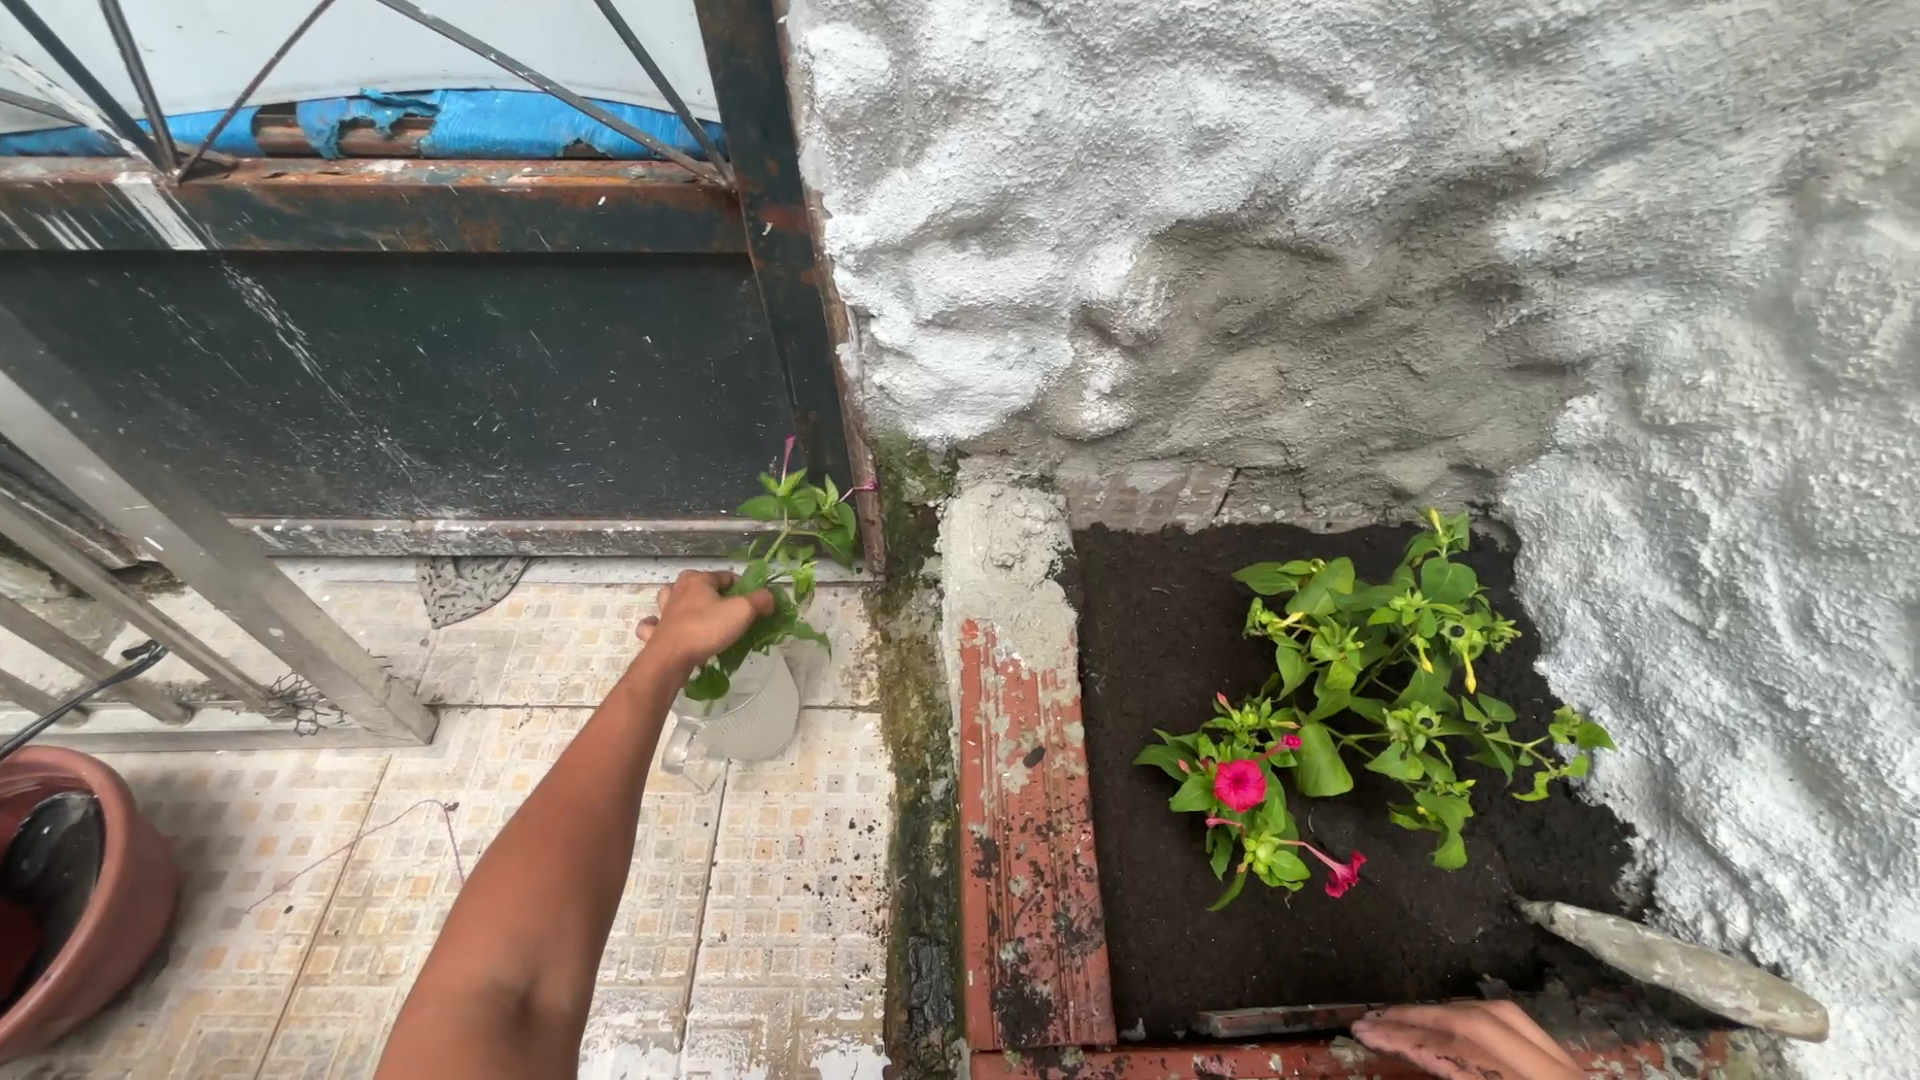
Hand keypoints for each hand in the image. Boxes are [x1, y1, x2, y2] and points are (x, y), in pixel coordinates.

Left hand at [634, 570, 775, 671]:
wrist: (671, 658)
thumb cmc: (706, 629)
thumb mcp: (743, 611)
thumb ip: (760, 600)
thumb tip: (770, 598)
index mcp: (698, 580)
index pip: (726, 576)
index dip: (743, 588)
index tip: (753, 604)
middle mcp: (678, 591)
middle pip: (696, 583)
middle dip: (710, 591)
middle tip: (726, 607)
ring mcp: (663, 612)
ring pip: (670, 598)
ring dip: (680, 601)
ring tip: (694, 612)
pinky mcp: (655, 632)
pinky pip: (653, 624)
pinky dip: (658, 625)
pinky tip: (665, 630)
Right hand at [1351, 1002, 1582, 1079]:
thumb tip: (1416, 1058)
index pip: (1465, 1056)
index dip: (1409, 1040)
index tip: (1363, 1032)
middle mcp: (1560, 1079)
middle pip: (1481, 1024)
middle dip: (1419, 1017)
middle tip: (1373, 1020)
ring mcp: (1573, 1075)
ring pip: (1501, 1017)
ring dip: (1444, 1012)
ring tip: (1403, 1021)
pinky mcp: (1573, 1077)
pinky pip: (1520, 1033)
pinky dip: (1475, 1024)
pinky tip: (1450, 1032)